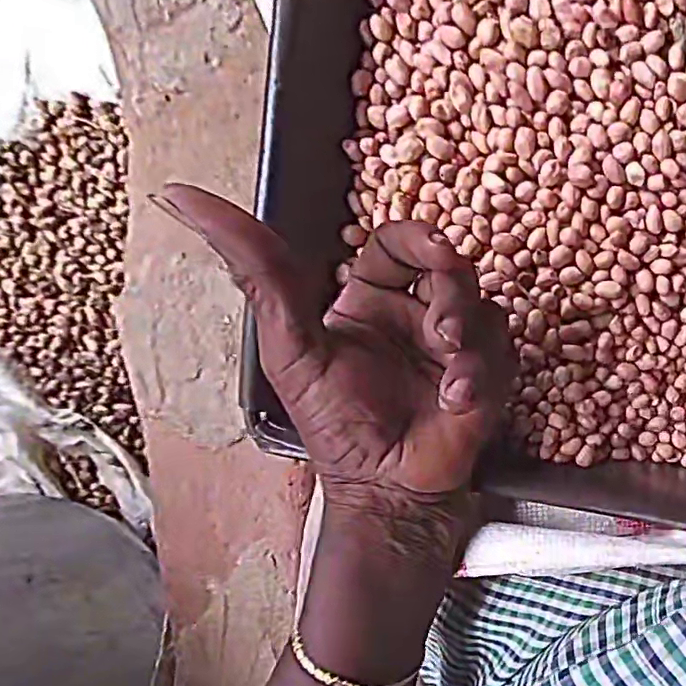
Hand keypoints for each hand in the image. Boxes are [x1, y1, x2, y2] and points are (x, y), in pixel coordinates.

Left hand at [152, 184, 514, 555]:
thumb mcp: (293, 349)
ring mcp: (458, 347)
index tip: (436, 250)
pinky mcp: (488, 376)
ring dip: (471, 340)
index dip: (420, 240)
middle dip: (455, 296)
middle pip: (454, 273)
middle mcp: (418, 317)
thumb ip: (259, 274)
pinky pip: (502, 354)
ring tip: (448, 379)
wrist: (387, 488)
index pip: (399, 248)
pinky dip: (482, 374)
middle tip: (444, 330)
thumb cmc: (338, 426)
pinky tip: (457, 400)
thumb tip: (182, 197)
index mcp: (371, 303)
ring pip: (486, 311)